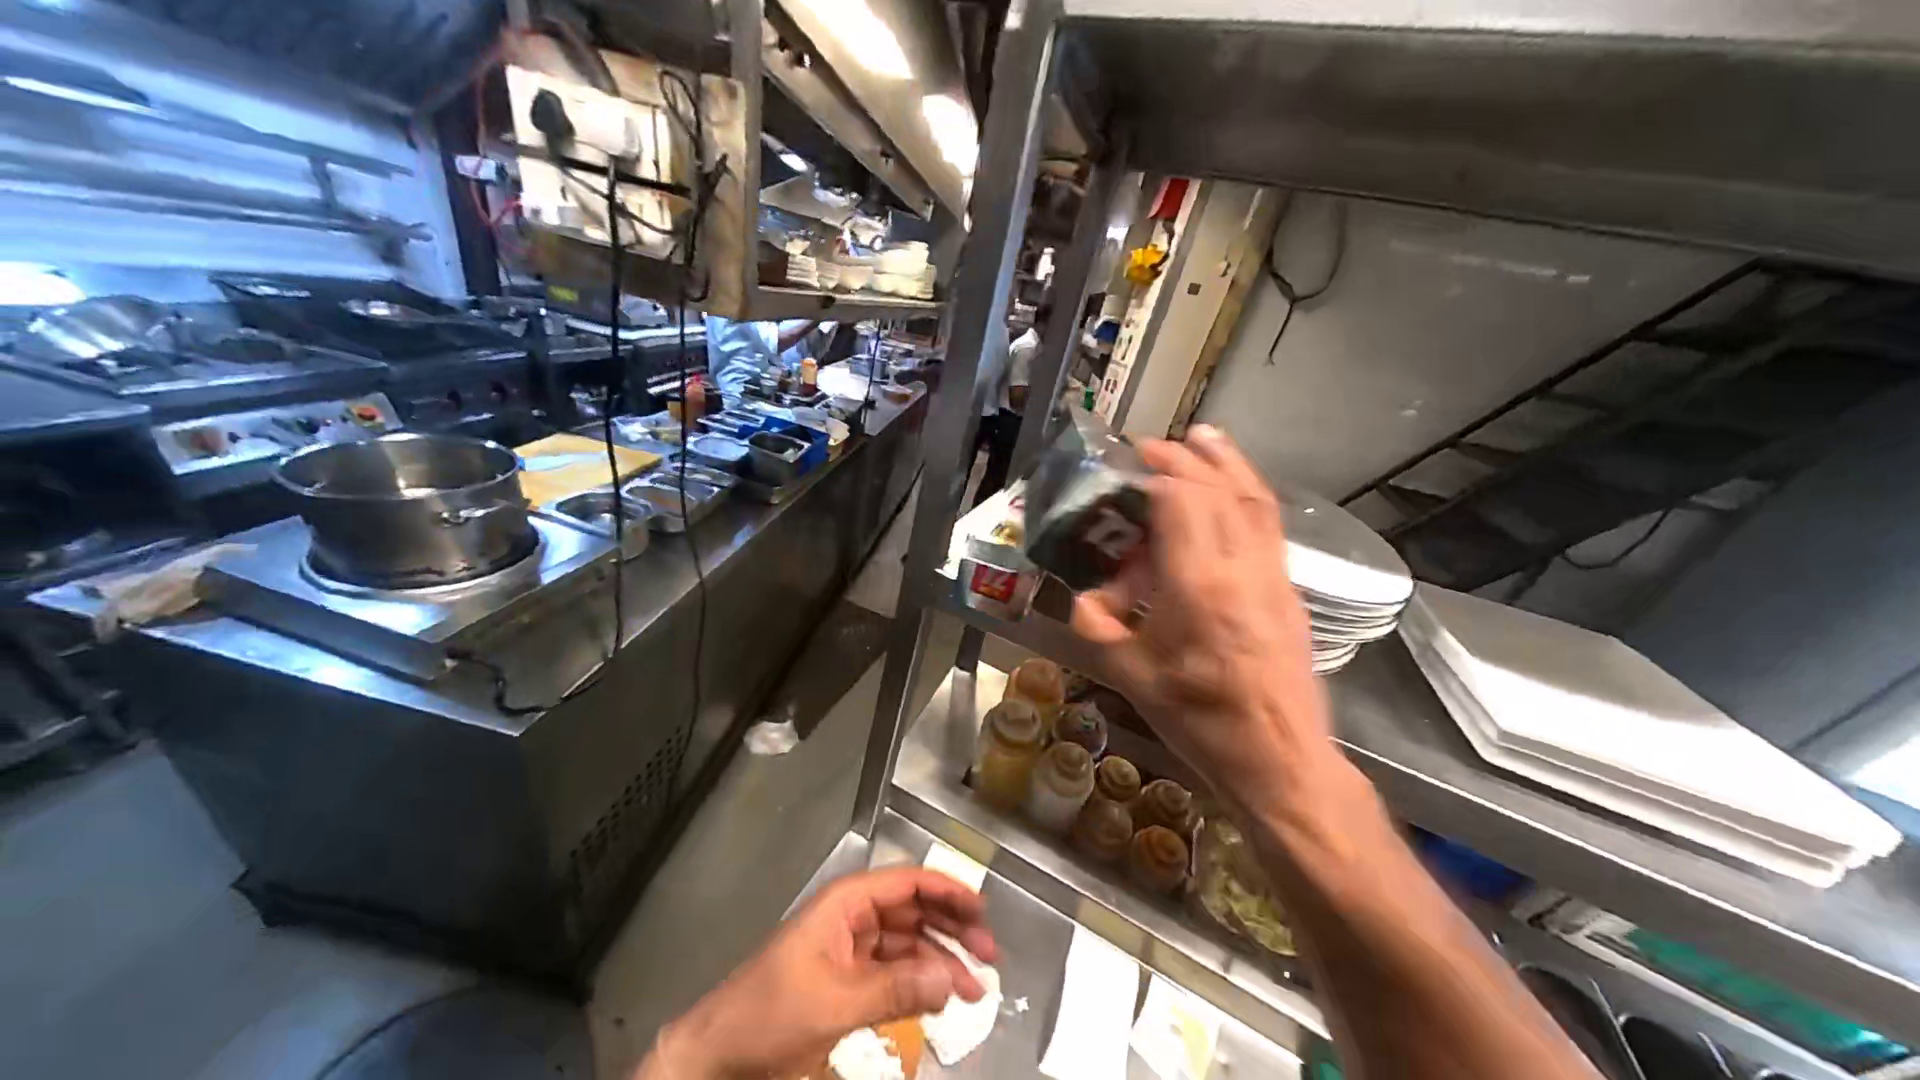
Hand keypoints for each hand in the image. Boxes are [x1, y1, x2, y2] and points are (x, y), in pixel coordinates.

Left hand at [643, 867, 997, 1079]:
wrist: (717, 1054)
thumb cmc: (771, 1013)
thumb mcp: (836, 1002)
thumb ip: (898, 989)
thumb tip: (955, 979)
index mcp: (847, 903)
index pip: (909, 882)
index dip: (949, 892)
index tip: (983, 913)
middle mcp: (853, 917)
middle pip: (914, 911)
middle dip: (952, 929)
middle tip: (988, 956)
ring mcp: (850, 948)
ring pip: (908, 943)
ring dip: (940, 960)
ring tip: (974, 986)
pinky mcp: (848, 980)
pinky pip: (894, 972)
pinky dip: (919, 983)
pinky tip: (941, 999)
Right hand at [1070, 426, 1338, 810]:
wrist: (1278, 758)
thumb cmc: (1198, 720)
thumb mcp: (1127, 674)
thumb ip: (1098, 625)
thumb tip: (1087, 597)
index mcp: (1196, 585)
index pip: (1180, 502)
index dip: (1150, 477)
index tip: (1124, 469)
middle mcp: (1241, 567)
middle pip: (1218, 489)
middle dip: (1183, 459)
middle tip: (1150, 447)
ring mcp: (1272, 575)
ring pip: (1254, 499)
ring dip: (1226, 463)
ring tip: (1202, 438)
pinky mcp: (1288, 589)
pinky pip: (1268, 524)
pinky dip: (1248, 493)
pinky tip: (1232, 489)